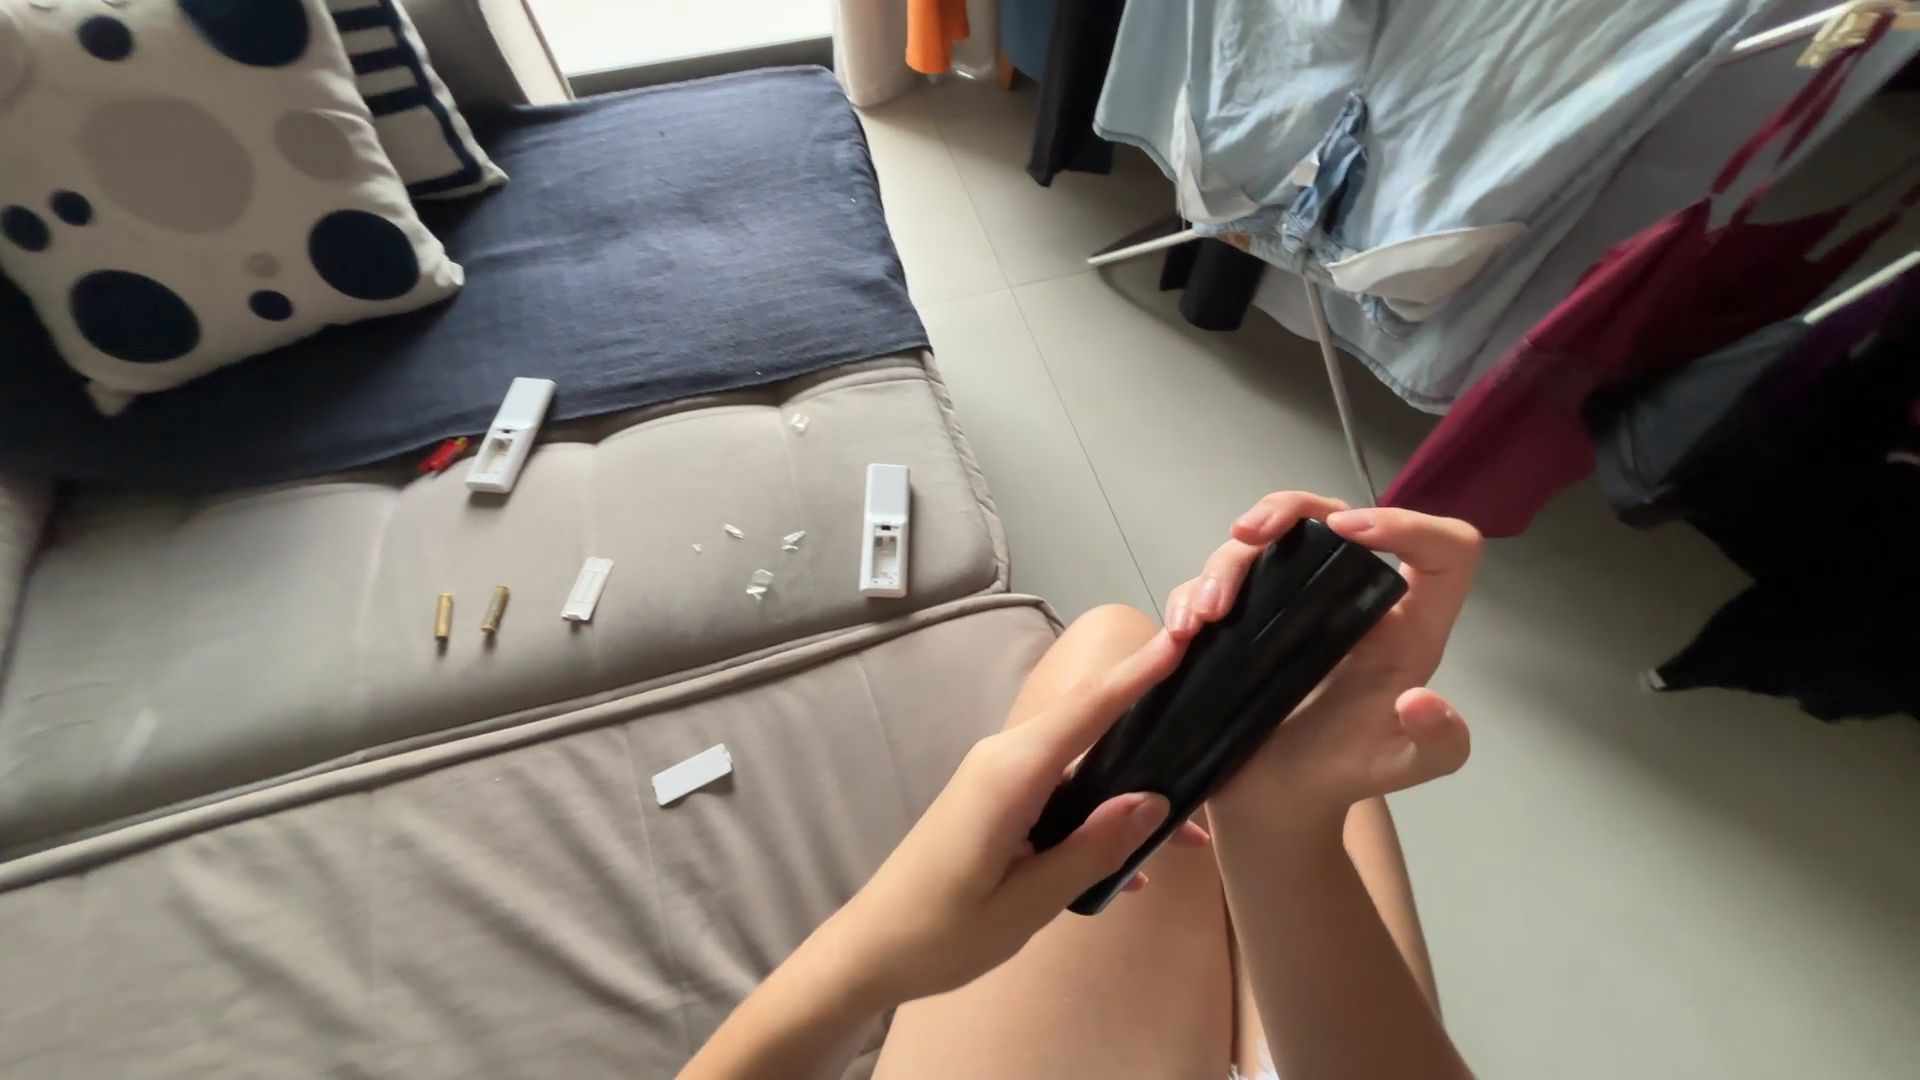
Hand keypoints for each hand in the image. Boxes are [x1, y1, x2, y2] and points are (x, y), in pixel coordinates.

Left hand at [817, 630, 1209, 1009]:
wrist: (873, 945)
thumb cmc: (942, 932)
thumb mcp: (1027, 904)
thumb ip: (1092, 848)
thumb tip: (1154, 800)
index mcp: (1010, 773)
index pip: (1087, 708)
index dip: (1136, 672)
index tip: (1179, 640)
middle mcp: (1005, 758)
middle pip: (1089, 725)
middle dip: (1149, 722)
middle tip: (1209, 737)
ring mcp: (999, 774)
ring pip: (1080, 764)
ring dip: (1128, 788)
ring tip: (1188, 837)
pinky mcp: (998, 796)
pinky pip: (1059, 789)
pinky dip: (1096, 813)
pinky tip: (1131, 864)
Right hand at [1163, 492, 1480, 821]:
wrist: (1273, 798)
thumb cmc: (1342, 773)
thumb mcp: (1401, 766)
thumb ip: (1437, 743)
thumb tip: (1421, 699)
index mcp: (1399, 623)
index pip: (1439, 550)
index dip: (1407, 525)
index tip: (1350, 534)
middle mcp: (1342, 600)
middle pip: (1324, 516)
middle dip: (1284, 510)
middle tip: (1248, 532)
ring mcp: (1282, 605)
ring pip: (1254, 546)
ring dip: (1223, 567)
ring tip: (1205, 618)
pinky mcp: (1235, 620)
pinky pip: (1208, 585)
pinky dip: (1190, 597)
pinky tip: (1185, 631)